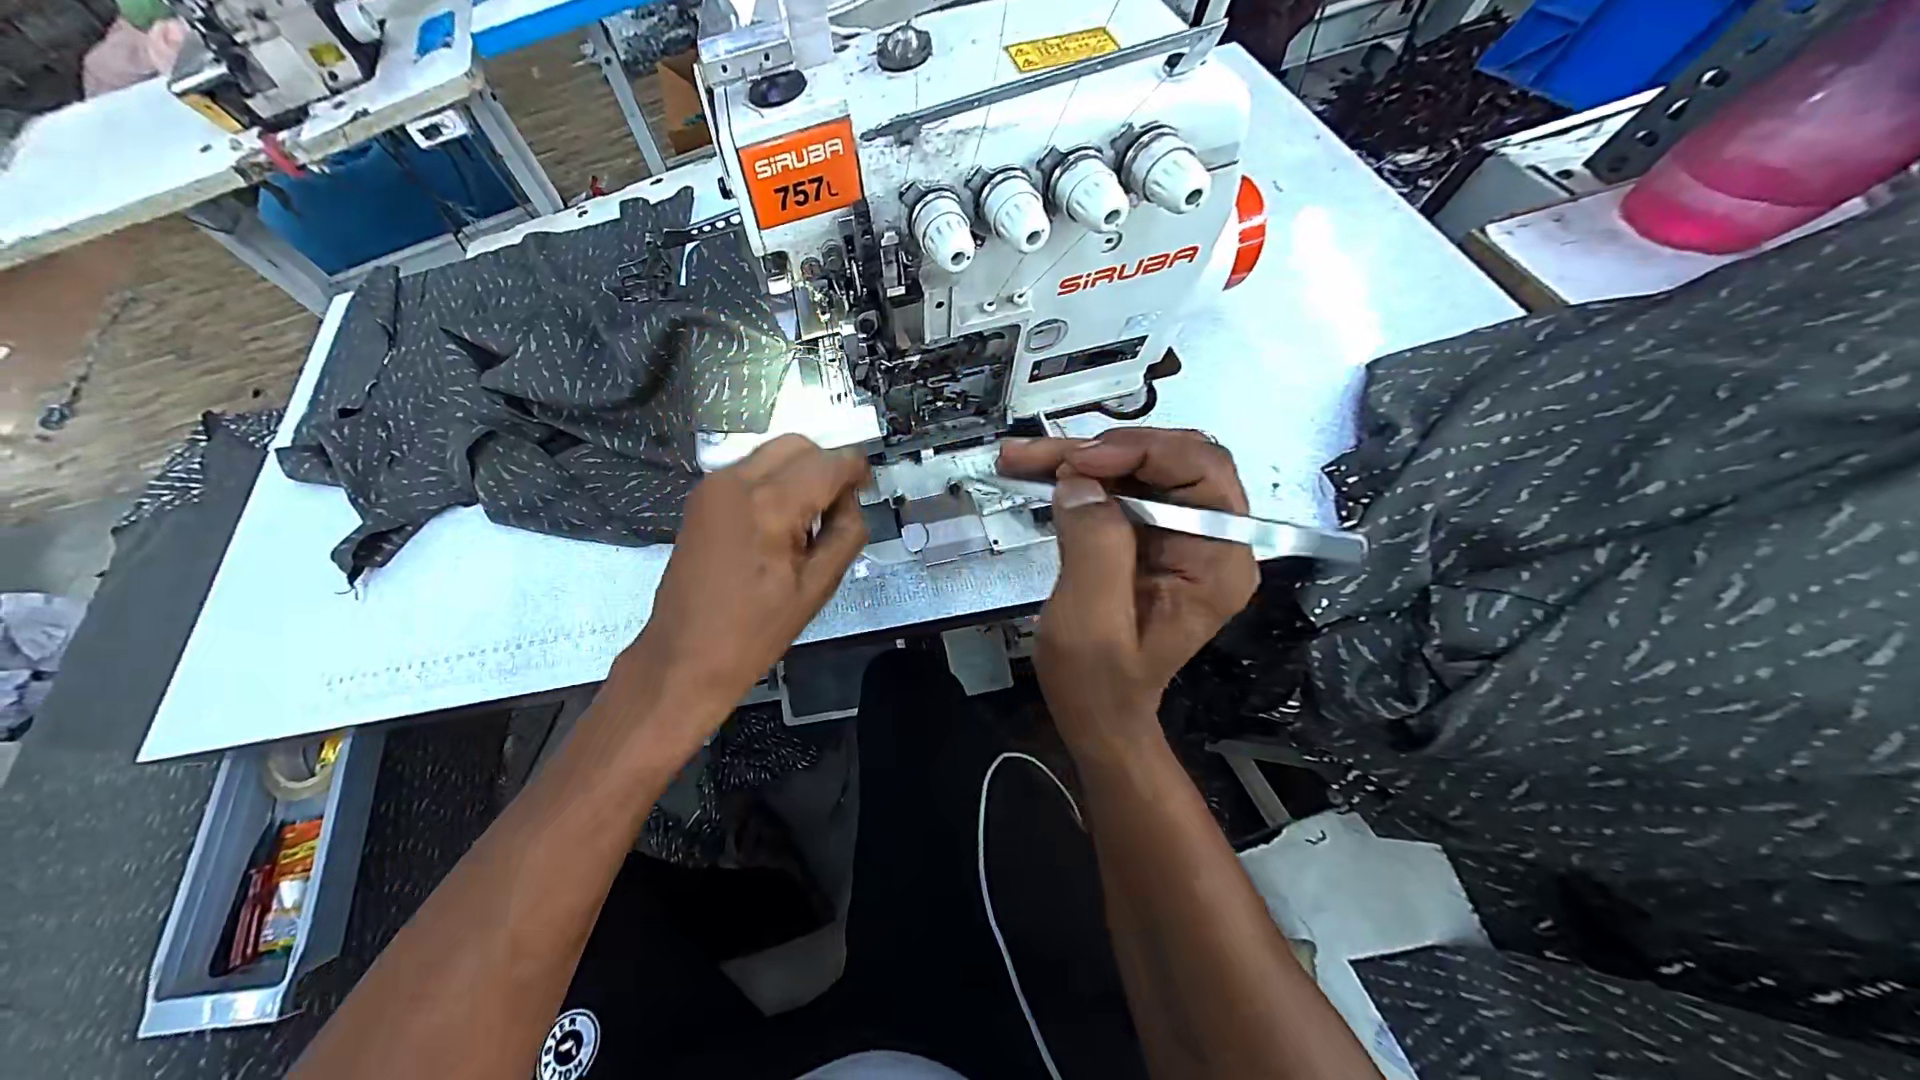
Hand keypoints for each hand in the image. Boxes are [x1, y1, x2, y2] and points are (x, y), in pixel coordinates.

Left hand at [619, 435, 869, 735]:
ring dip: (801, 471)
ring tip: (809, 518)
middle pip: (799, 445)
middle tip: (840, 504)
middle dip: (827, 465)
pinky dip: (776, 480)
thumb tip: (851, 503)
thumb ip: (846, 533)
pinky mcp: (701, 497)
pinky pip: (751, 469)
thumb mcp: (818, 586)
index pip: (828, 464)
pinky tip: (780, 520)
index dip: (855, 469)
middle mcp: (736, 482)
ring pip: (773, 452)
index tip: (867, 484)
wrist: (686, 653)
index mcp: (770, 506)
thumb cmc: (754, 630)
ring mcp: (713, 486)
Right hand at [998, 428, 1257, 752]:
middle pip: (1171, 458)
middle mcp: (1210, 538)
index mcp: (1218, 561)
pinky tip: (1037, 472)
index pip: (1202, 472)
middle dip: (1104, 450)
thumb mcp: (1091, 624)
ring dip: (1080, 457)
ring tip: (1024, 458)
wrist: (1097, 713)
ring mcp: (1179, 534)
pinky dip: (1077, 474)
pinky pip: (1119, 485)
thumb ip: (1094, 548)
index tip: (1077, 462)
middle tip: (1042, 457)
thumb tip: (1079, 483)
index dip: (1141, 452)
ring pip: (1139, 465)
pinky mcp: (1148, 534)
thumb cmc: (1099, 683)